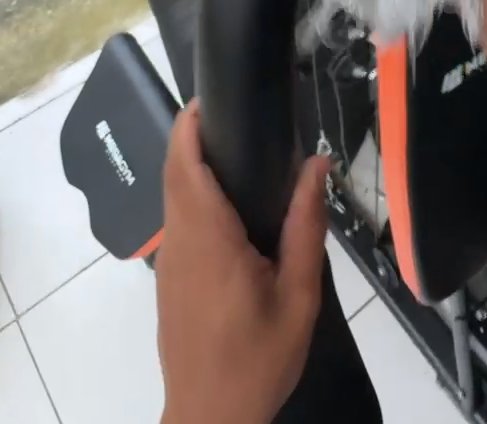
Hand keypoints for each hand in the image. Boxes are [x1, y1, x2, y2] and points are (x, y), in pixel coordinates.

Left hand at [156, 103, 330, 423]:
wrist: (210, 420)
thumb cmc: (258, 358)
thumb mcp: (298, 294)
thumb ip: (305, 225)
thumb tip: (317, 163)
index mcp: (208, 237)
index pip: (185, 163)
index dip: (189, 124)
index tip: (211, 96)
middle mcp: (179, 240)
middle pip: (174, 171)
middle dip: (192, 134)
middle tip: (233, 113)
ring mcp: (169, 260)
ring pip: (172, 194)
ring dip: (190, 162)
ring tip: (236, 145)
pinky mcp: (169, 276)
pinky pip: (177, 218)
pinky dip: (191, 191)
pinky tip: (227, 198)